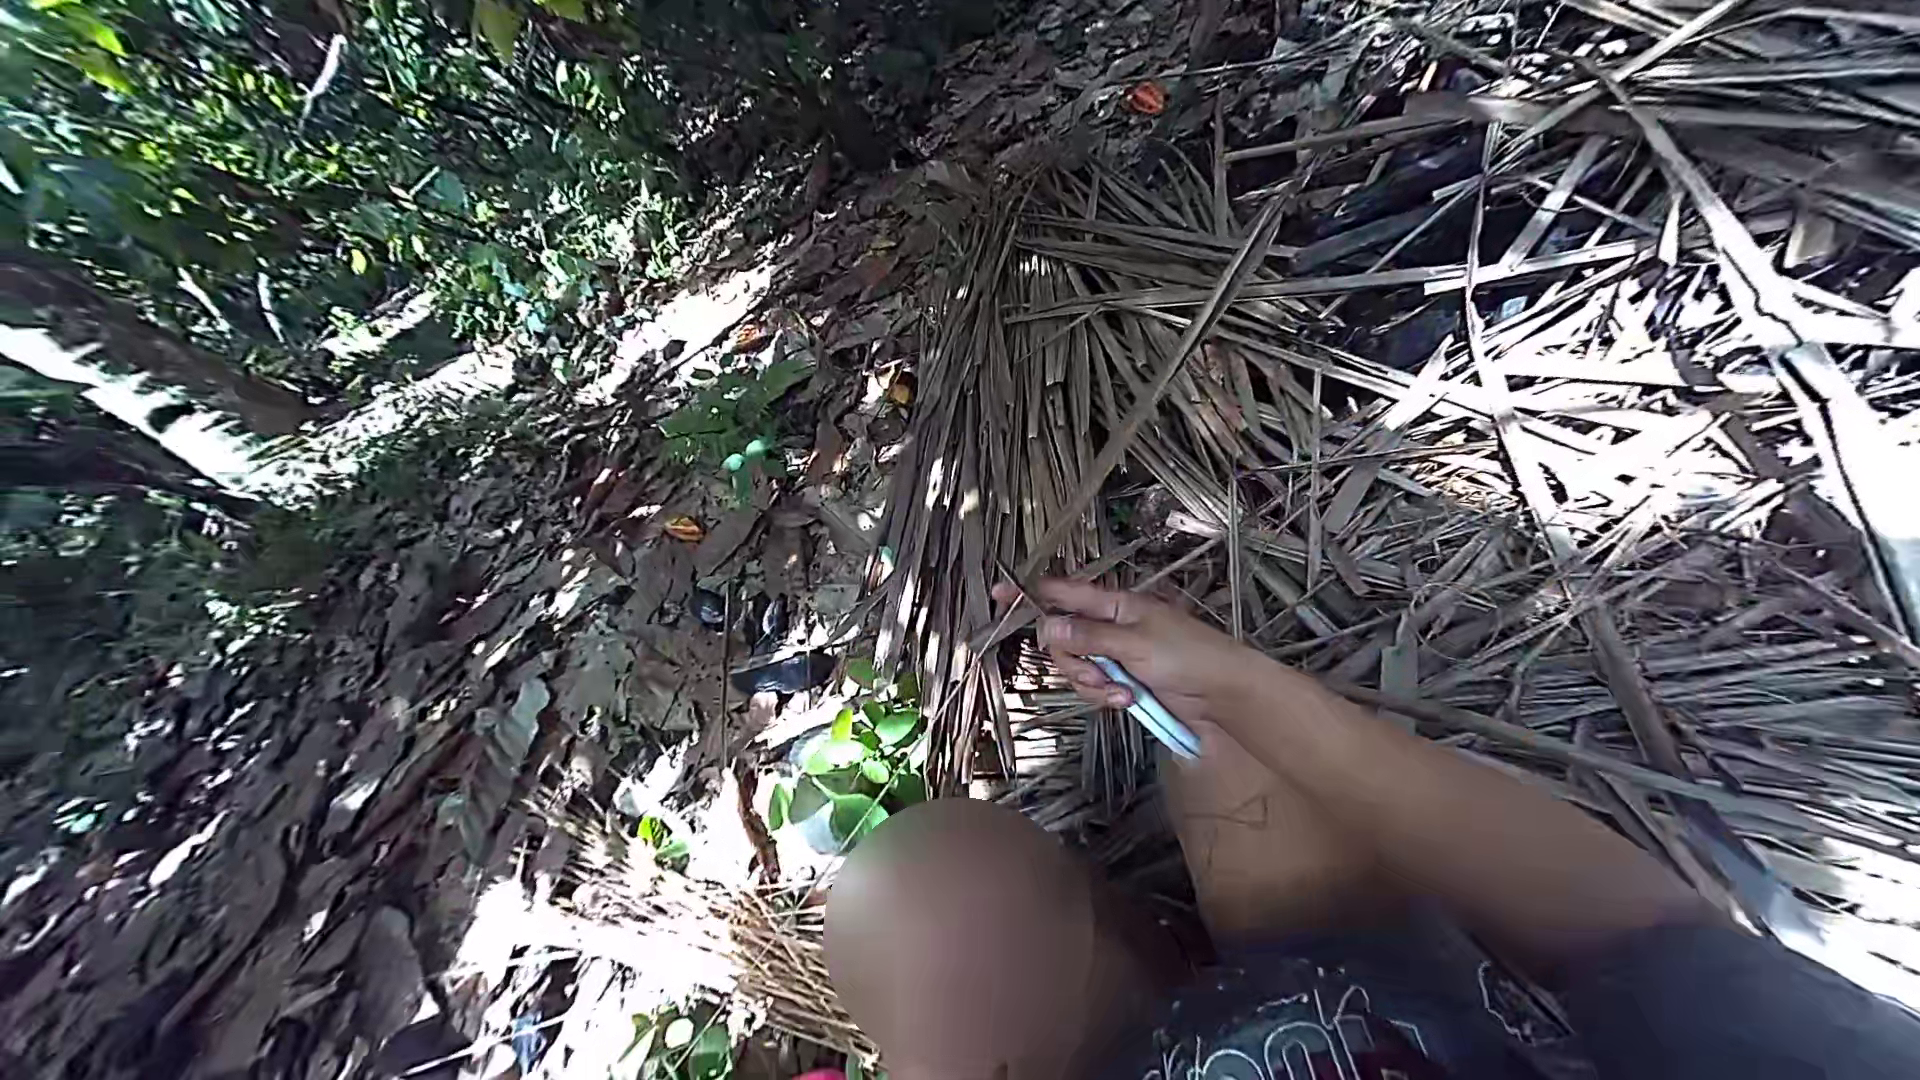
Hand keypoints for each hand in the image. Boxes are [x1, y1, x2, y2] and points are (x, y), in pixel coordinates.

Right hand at [992, 578, 1280, 726]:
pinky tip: (1127, 701)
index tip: (999, 595)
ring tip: (1121, 693)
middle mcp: (1108, 627)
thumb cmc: (1188, 657)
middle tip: (1097, 674)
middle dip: (1073, 661)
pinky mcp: (1119, 680)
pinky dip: (1103, 696)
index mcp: (1114, 605)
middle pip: (1061, 638)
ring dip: (1091, 684)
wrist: (1223, 696)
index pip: (1064, 593)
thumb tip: (1047, 626)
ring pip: (1074, 666)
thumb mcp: (1136, 643)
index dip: (1031, 594)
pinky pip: (1091, 686)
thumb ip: (1089, 636)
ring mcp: (1113, 654)